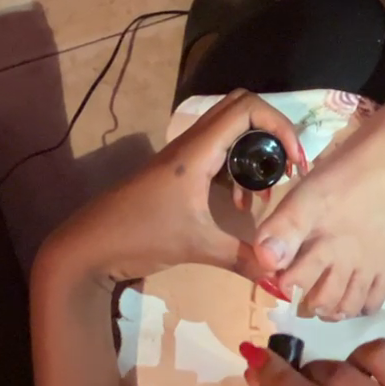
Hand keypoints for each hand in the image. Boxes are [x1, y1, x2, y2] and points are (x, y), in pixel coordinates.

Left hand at [43, 89, 306, 285]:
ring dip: (253, 153)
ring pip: (228, 132)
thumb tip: (280, 277)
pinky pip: (216, 155)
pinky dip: (235, 170)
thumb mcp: (197, 247)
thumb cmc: (140, 236)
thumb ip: (242, 258)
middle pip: (240, 109)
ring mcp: (181, 157)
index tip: (295, 161)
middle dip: (272, 133)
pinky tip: (238, 205)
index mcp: (197, 150)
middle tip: (286, 169)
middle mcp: (190, 144)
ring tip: (264, 194)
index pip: (248, 108)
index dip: (280, 125)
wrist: (90, 246)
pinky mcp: (176, 173)